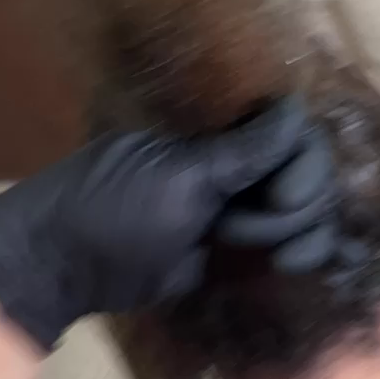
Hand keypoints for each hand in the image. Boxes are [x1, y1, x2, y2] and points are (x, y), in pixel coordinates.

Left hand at [0, 97, 337, 349]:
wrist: (67, 270)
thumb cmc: (112, 211)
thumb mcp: (179, 175)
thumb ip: (244, 150)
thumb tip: (297, 108)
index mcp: (225, 143)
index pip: (298, 140)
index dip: (305, 168)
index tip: (280, 197)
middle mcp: (246, 175)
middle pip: (312, 183)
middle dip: (285, 213)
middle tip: (231, 231)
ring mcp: (252, 217)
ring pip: (312, 218)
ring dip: (294, 238)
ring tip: (254, 256)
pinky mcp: (251, 256)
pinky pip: (300, 249)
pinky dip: (305, 256)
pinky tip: (286, 267)